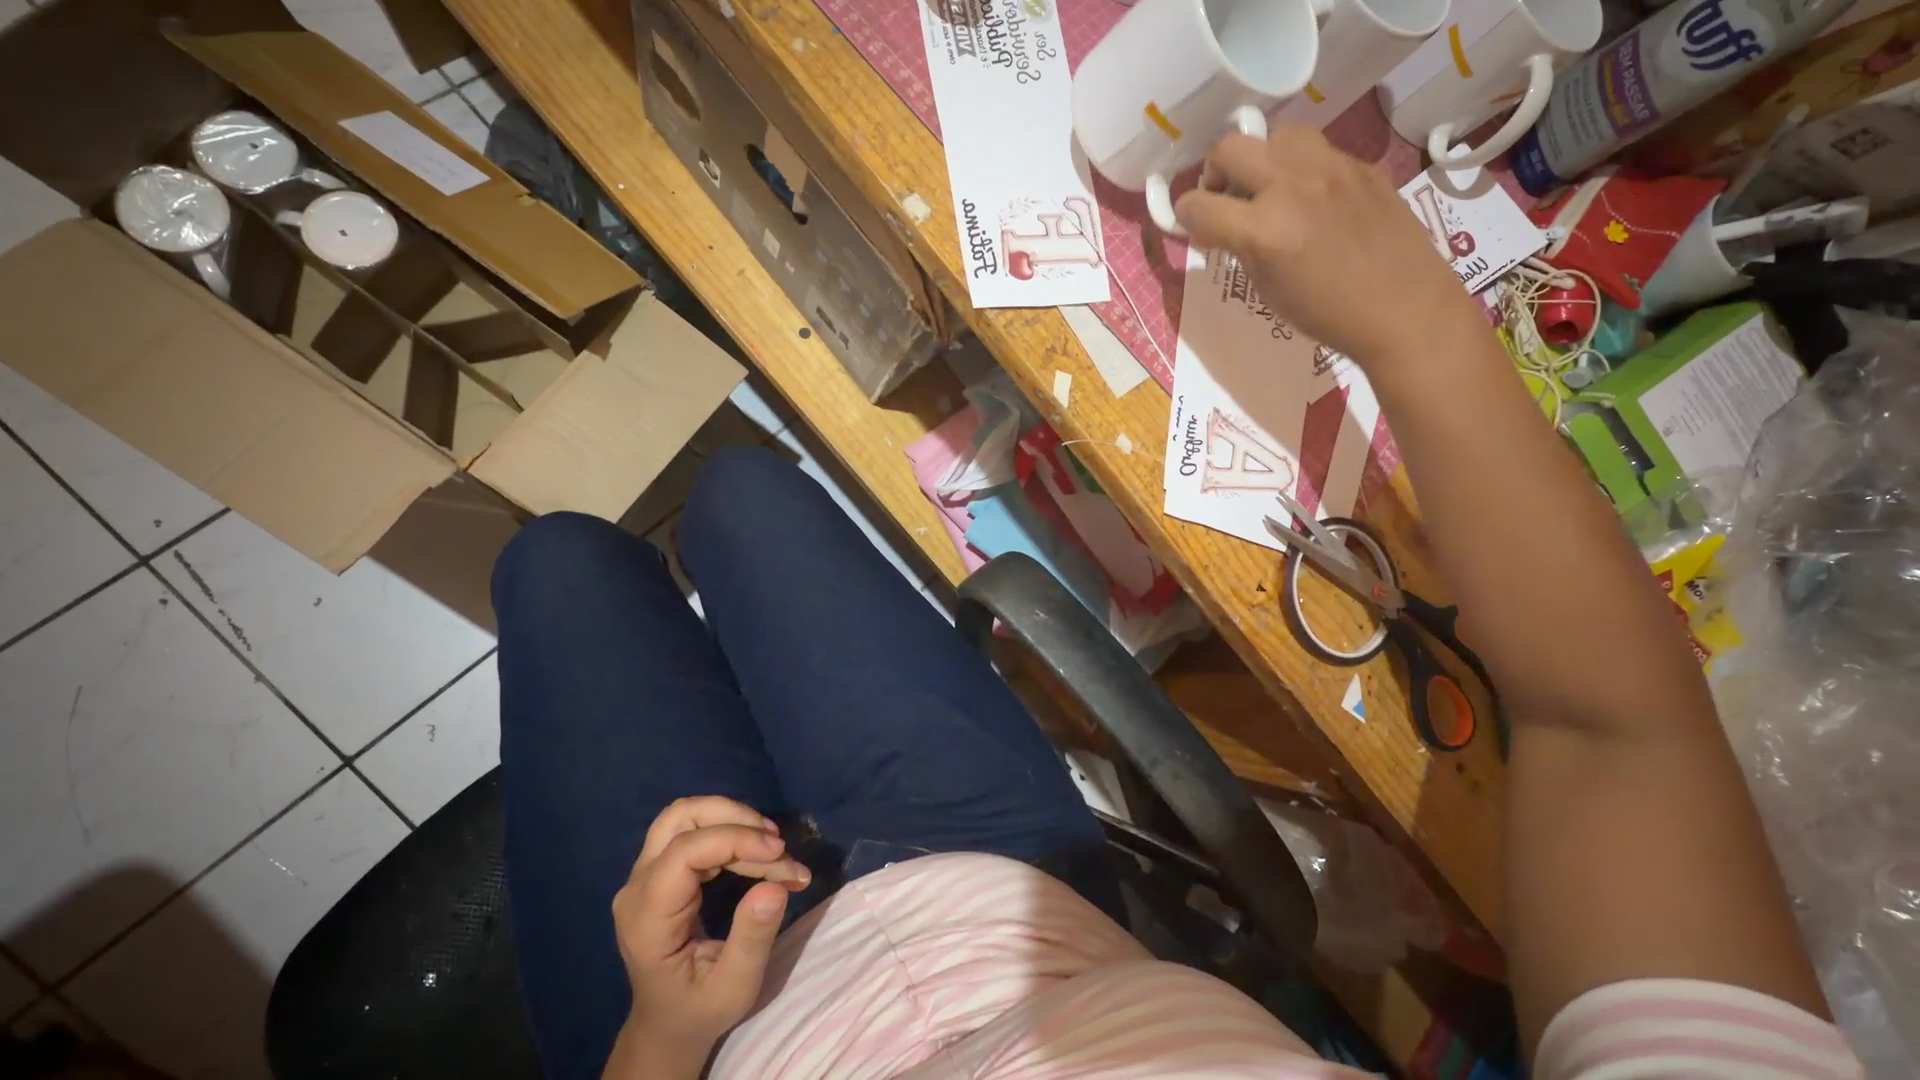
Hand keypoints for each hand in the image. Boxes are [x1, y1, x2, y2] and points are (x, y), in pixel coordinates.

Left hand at [610, 797, 811, 1074]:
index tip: (779, 852)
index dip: (734, 839)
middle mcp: (637, 887)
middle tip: (777, 847)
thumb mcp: (735, 989)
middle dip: (734, 818)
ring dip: (733, 820)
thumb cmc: (699, 1010)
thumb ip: (752, 939)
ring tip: (773, 848)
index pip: (685, 851)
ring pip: (685, 816)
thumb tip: (774, 887)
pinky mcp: (659, 870)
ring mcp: (644, 875)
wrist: (667, 1023)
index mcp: (648, 919)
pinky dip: (730, 831)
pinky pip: (692, 831)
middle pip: (679, 818)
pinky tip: (757, 853)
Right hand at [1175, 127, 1483, 368]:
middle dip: (1215, 174)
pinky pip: (1316, 150)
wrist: (1403, 308)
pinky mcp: (1359, 165)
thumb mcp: (1266, 289)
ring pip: (1275, 135)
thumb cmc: (1327, 314)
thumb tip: (1222, 228)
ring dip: (1261, 158)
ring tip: (1270, 187)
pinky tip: (1312, 199)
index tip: (1194, 227)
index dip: (1186, 217)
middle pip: (1229, 149)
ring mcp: (1329, 169)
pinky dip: (1300, 168)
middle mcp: (1291, 187)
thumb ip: (1239, 248)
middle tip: (1226, 199)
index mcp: (1262, 229)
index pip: (1197, 205)